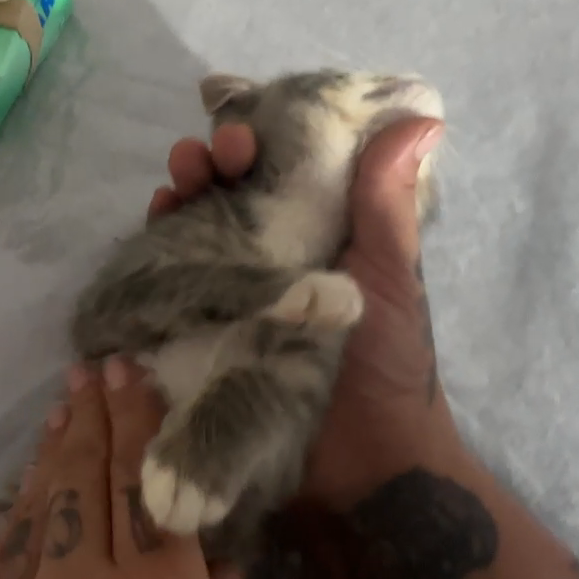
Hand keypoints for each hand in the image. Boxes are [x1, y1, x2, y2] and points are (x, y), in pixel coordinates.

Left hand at [0, 360, 235, 578]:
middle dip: (94, 416)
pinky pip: (9, 547)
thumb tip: (219, 554)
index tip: (128, 371)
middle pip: (90, 478)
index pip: (145, 485)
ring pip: (44, 501)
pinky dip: (22, 503)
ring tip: (64, 403)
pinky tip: (28, 478)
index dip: (137, 420)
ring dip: (54, 448)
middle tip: (91, 367)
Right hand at [145, 119, 454, 498]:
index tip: (244, 127)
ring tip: (175, 181)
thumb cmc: (386, 359)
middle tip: (207, 154)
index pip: (269, 173)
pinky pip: (168, 275)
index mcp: (306, 232)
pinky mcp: (196, 322)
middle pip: (220, 192)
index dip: (253, 143)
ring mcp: (224, 287)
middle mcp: (258, 252)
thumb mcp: (391, 274)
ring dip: (178, 192)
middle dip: (207, 162)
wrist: (363, 459)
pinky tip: (156, 220)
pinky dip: (157, 242)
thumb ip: (389, 204)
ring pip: (189, 224)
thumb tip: (422, 119)